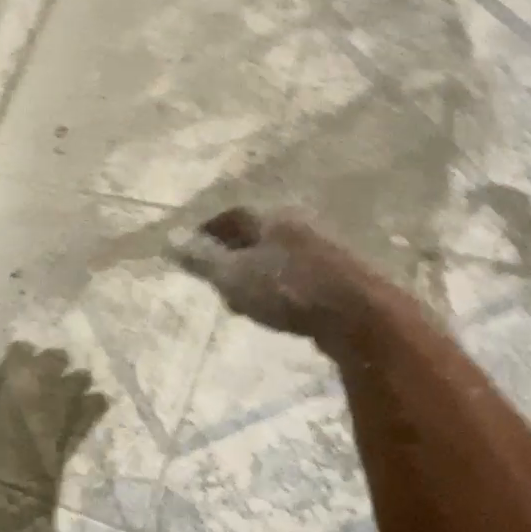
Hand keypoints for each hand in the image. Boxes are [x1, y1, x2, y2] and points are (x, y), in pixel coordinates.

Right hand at [0, 344, 108, 498]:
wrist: (20, 476)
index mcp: (20, 370)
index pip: (21, 347)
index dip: (16, 355)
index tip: (10, 364)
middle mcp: (50, 377)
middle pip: (58, 356)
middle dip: (51, 361)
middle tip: (40, 374)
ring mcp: (70, 398)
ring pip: (81, 377)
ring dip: (74, 380)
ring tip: (64, 389)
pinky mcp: (83, 420)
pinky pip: (97, 404)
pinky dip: (92, 403)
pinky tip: (85, 406)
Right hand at [168, 207, 373, 347]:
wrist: (361, 316)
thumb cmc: (288, 290)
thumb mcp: (233, 276)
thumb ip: (201, 259)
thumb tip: (170, 240)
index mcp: (272, 219)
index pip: (233, 215)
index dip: (209, 229)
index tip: (192, 245)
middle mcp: (300, 226)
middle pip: (258, 232)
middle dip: (234, 250)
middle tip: (214, 271)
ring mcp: (325, 251)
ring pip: (279, 254)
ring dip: (257, 269)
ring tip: (241, 293)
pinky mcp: (342, 277)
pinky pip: (298, 274)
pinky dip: (279, 284)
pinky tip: (275, 305)